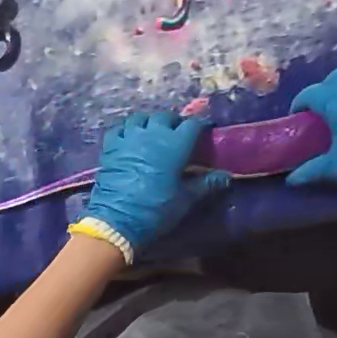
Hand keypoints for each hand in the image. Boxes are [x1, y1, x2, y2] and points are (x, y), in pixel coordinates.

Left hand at [80, 113, 232, 255]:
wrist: (117, 220)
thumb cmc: (156, 209)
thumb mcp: (186, 199)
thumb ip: (206, 184)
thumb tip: (226, 176)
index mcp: (175, 143)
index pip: (193, 124)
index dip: (200, 126)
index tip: (205, 132)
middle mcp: (152, 133)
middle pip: (166, 117)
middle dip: (175, 122)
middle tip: (179, 134)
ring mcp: (128, 137)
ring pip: (141, 119)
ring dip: (150, 123)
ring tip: (154, 133)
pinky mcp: (110, 146)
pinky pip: (120, 129)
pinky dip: (127, 130)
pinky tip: (130, 138)